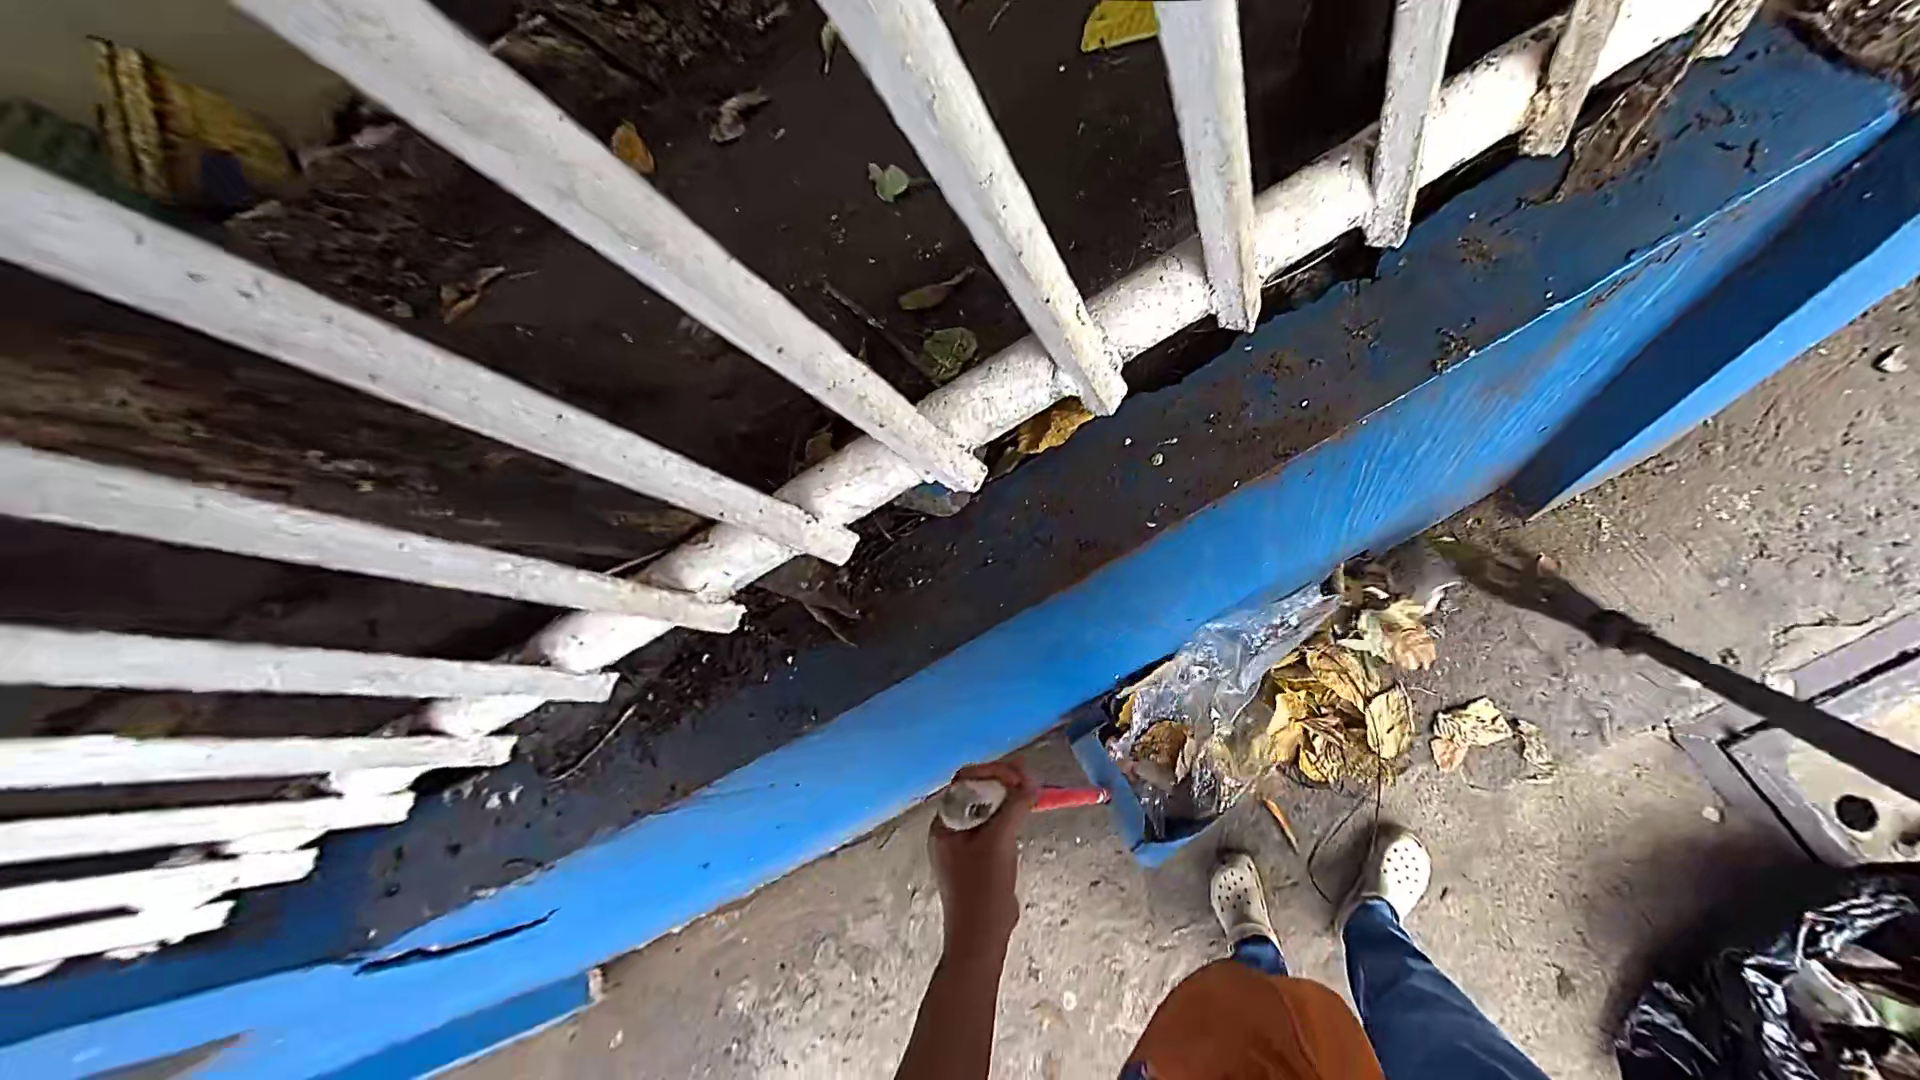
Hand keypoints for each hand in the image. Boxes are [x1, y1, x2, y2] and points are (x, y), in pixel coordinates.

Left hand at [929, 760, 1033, 954]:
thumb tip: (1030, 783)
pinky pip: (991, 828)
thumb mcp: (999, 843)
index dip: (992, 773)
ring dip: (1006, 800)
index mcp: (944, 824)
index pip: (965, 781)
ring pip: (985, 810)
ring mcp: (962, 846)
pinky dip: (1007, 819)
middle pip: (975, 792)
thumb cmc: (983, 890)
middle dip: (1002, 784)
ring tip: (1028, 797)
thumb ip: (1014, 808)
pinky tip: (1022, 821)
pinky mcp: (976, 859)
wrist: (980, 940)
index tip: (1018, 776)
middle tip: (1028, 783)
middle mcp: (949, 830)